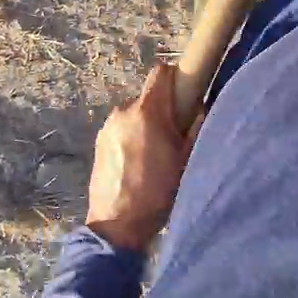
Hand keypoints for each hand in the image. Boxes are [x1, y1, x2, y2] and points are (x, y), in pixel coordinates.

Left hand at [85, 64, 195, 252]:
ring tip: (152, 153)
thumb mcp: (185, 160)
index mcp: (148, 111)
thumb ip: (194, 128)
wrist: (116, 226)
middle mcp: (124, 112)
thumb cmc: (156, 192)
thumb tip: (198, 108)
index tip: (184, 94)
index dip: (175, 77)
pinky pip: (121, 128)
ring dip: (144, 124)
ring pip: (134, 113)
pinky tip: (136, 162)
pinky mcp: (98, 142)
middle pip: (148, 95)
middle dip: (162, 108)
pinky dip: (131, 136)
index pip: (161, 72)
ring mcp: (107, 127)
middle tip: (172, 134)